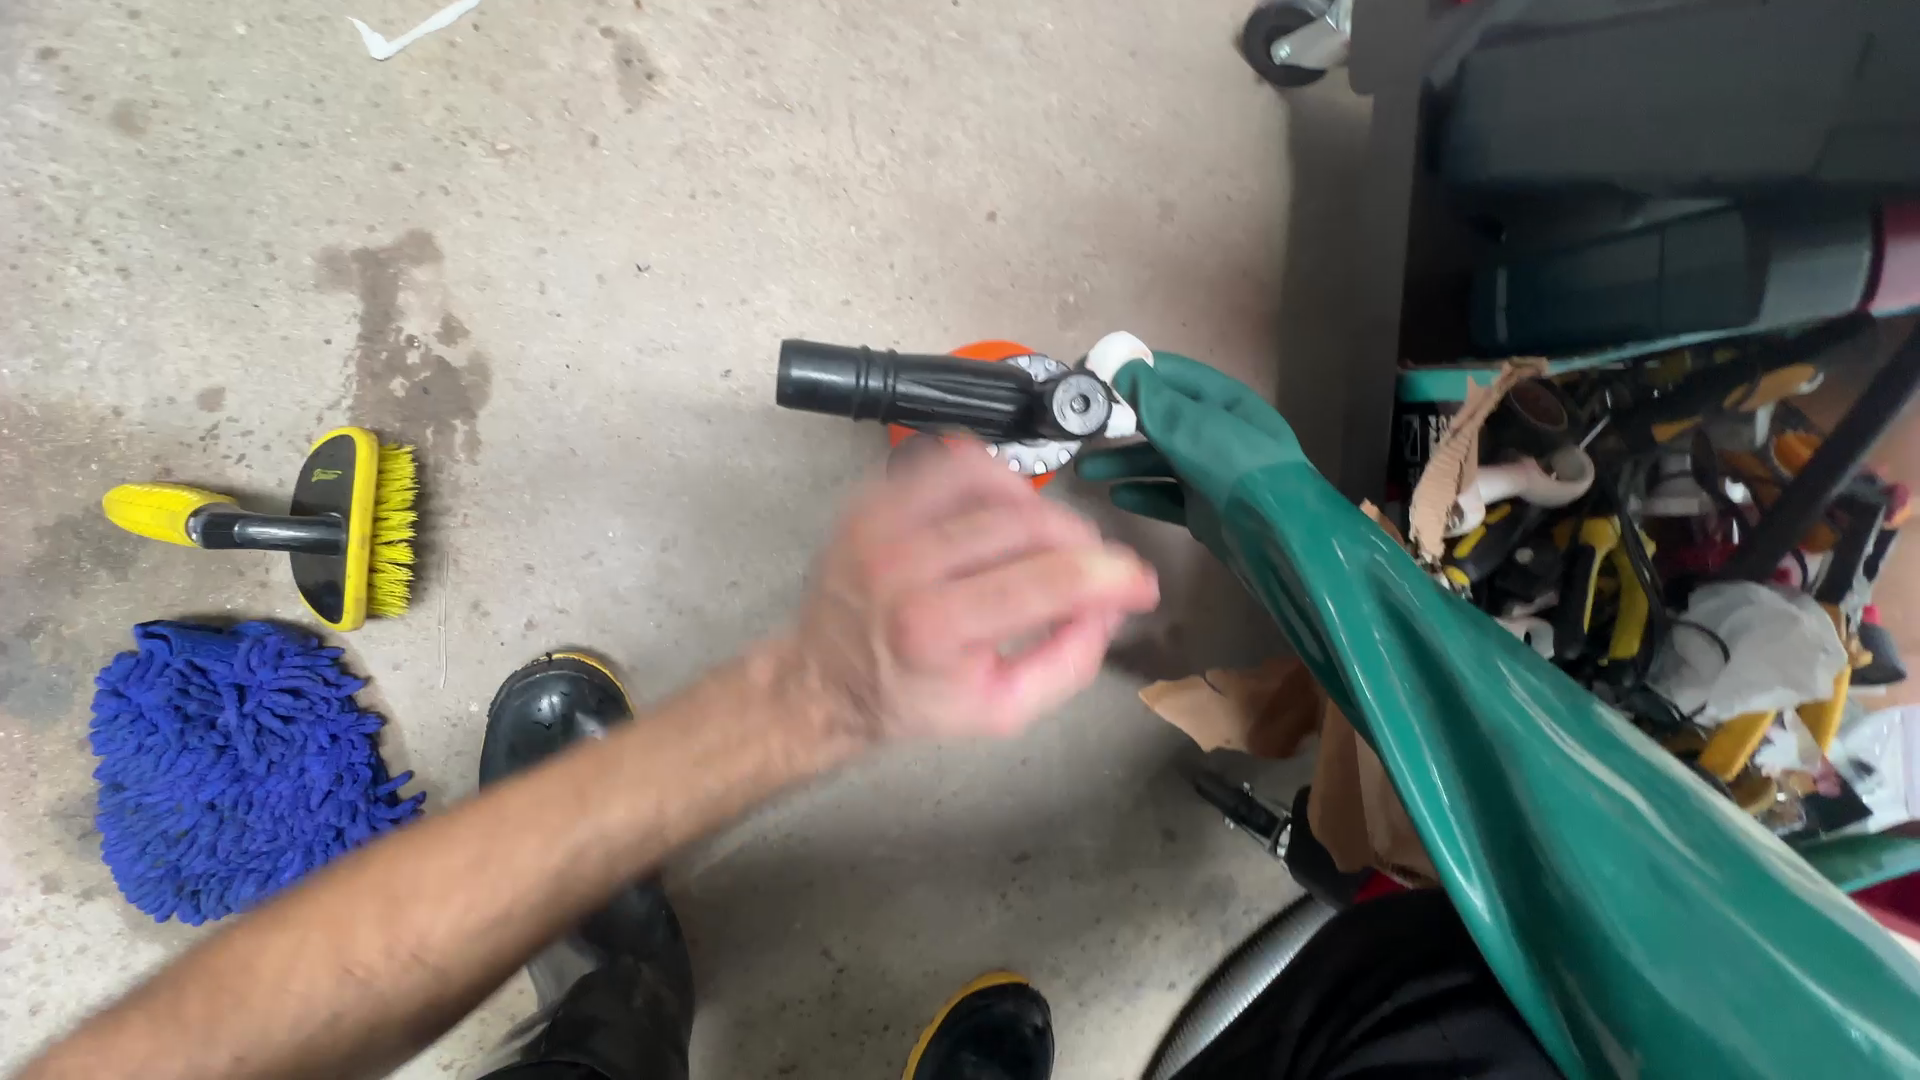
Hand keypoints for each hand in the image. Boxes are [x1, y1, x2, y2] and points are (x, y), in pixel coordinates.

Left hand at [787, 442, 1159, 741]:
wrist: (822, 679)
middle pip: (1026, 523)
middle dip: (1083, 542)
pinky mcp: (872, 499)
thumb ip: (1068, 663)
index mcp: (935, 628)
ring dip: (1041, 506)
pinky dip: (992, 477)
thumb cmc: (911, 701)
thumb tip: (1110, 605)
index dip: (1112, 575)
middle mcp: (904, 564)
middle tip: (1097, 568)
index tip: (1141, 583)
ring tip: (1050, 539)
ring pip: (991, 478)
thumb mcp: (1001, 712)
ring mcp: (882, 522)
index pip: (1047, 580)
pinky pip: (947, 462)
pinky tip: (1005, 509)